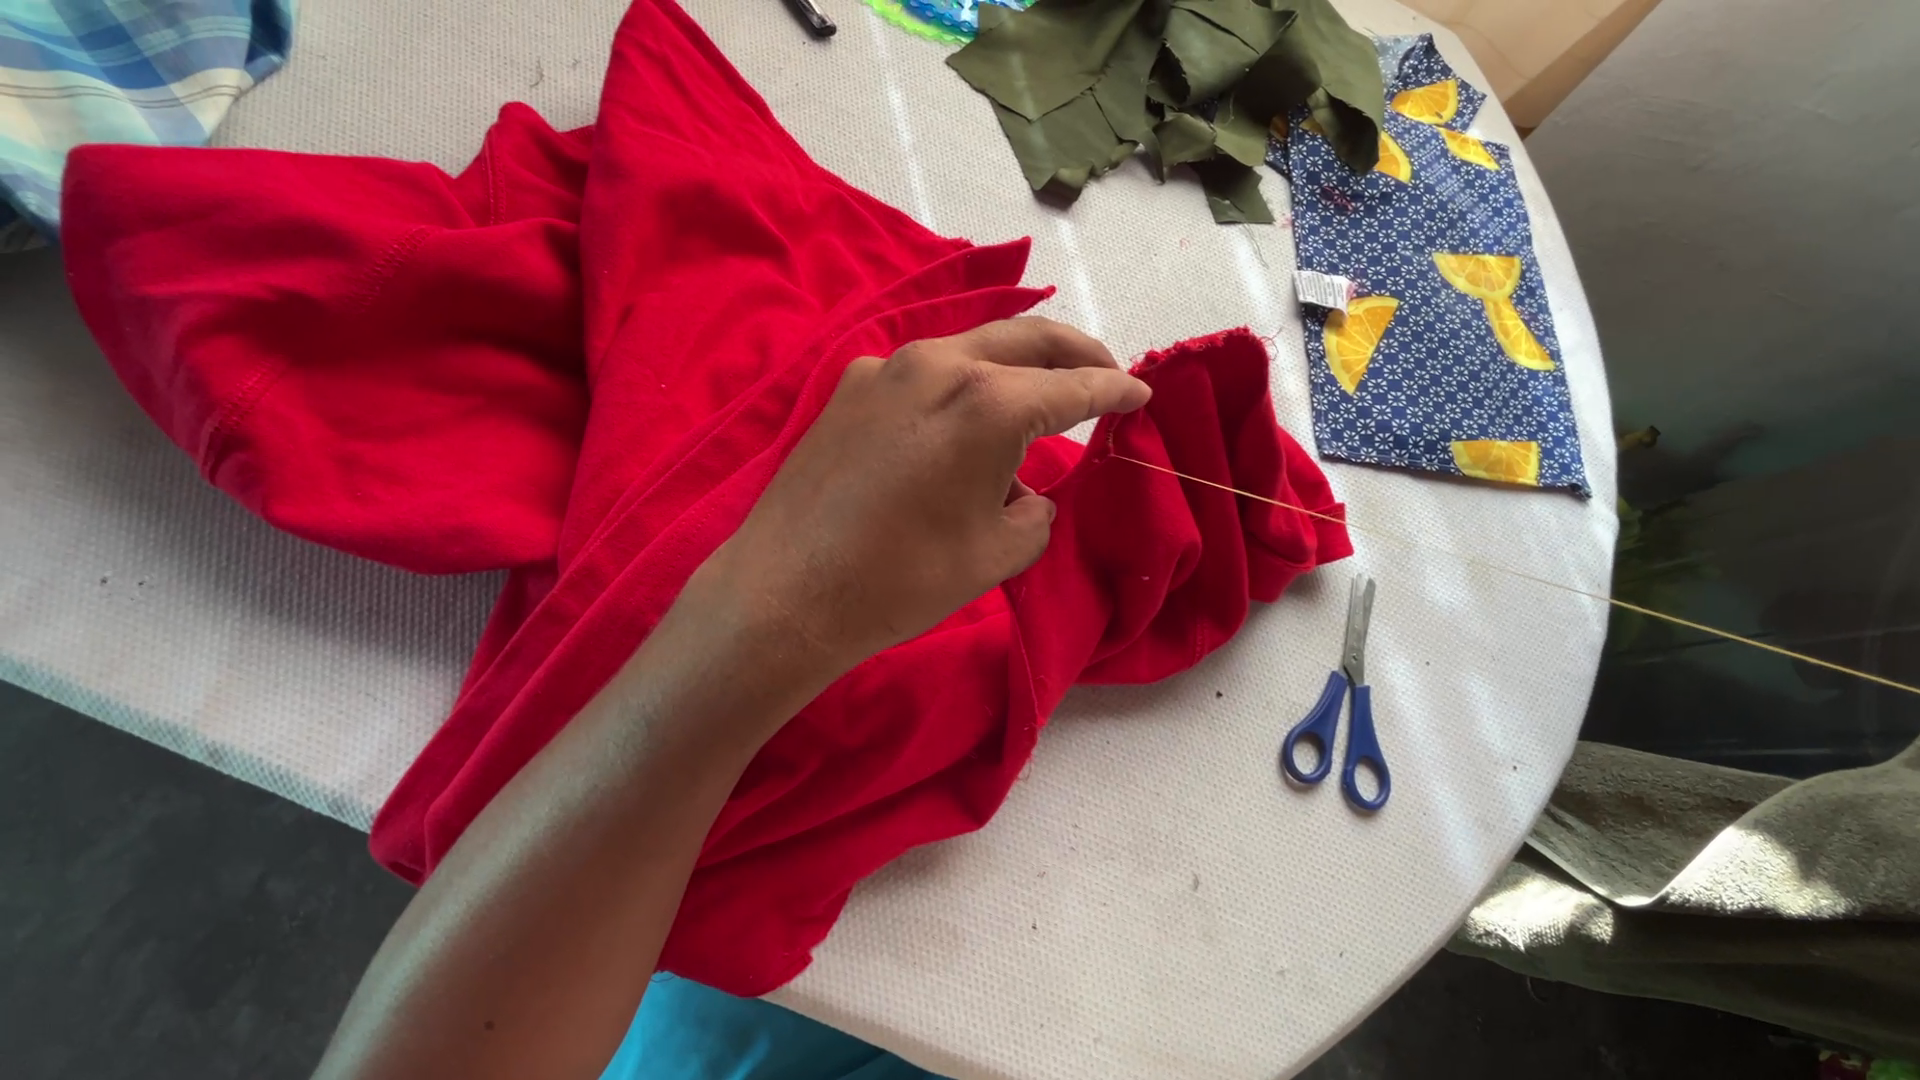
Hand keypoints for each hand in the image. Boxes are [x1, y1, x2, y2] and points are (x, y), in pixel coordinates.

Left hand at [701, 316, 1150, 673]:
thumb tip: (1026, 494)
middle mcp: (938, 363)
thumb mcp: (996, 554)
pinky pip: (921, 374)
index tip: (1141, 392)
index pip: (1074, 384)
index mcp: (989, 402)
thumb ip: (1033, 512)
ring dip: (1014, 368)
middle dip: (1076, 351)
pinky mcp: (848, 387)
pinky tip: (955, 431)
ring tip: (1033, 407)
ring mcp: (885, 367)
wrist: (788, 592)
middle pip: (1026, 337)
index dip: (1116, 388)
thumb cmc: (903, 580)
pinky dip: (957, 390)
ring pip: (971, 348)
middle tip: (1104, 372)